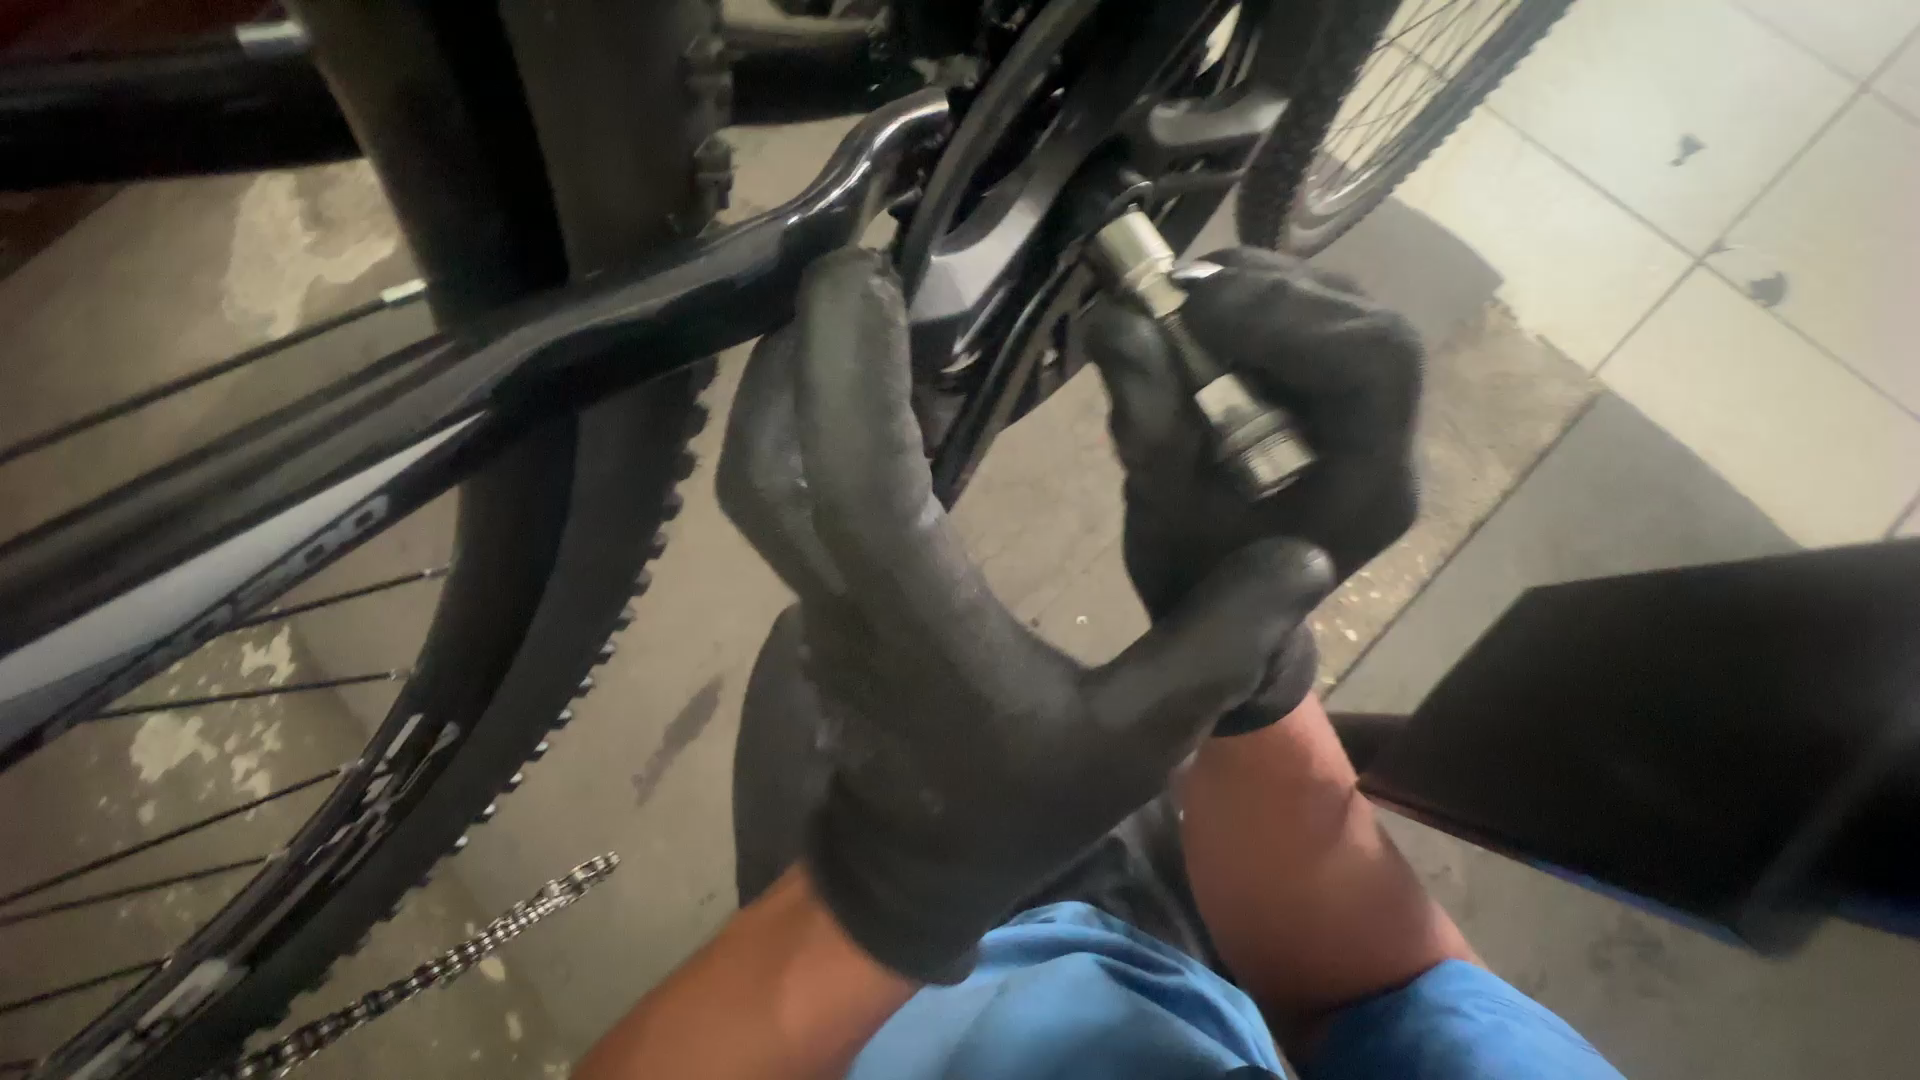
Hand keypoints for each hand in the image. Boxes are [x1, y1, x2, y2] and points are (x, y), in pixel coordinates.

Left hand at [717, 249, 1331, 982]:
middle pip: (772, 464)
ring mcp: (818, 598)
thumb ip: (1218, 647)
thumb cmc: (1024, 809)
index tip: (865, 280)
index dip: (849, 378)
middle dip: (798, 355)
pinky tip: (855, 387)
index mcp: (922, 624)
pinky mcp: (819, 597)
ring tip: (849, 308)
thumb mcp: (1140, 742)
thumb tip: (1299, 557)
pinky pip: (785, 495)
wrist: (921, 866)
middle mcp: (848, 598)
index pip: (861, 486)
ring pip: (761, 476)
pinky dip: (803, 426)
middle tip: (853, 270)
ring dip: (789, 384)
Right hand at [1077, 247, 1422, 732]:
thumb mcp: (1161, 518)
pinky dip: (1239, 301)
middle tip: (1165, 299)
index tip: (1189, 311)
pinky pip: (1302, 312)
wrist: (1222, 614)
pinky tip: (1189, 324)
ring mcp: (1363, 404)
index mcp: (1368, 481)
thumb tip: (1117, 321)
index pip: (1375, 359)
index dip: (1286, 316)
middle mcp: (1385, 431)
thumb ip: (1147, 427)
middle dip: (1257, 292)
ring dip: (1244, 287)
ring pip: (1330, 300)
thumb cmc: (1196, 586)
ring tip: (1169, 308)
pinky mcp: (1328, 386)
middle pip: (1357, 314)